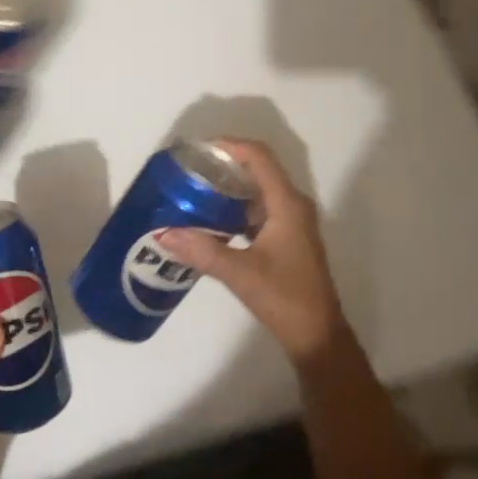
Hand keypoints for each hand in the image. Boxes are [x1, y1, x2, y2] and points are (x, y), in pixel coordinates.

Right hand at [159, 138, 345, 359]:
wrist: (315, 332)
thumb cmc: (284, 297)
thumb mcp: (238, 273)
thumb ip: (201, 250)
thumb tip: (162, 233)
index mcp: (287, 205)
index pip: (259, 158)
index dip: (230, 146)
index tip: (198, 148)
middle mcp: (292, 207)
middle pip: (258, 170)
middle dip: (224, 166)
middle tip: (188, 170)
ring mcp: (291, 224)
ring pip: (257, 192)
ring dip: (228, 188)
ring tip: (192, 191)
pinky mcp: (285, 239)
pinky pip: (257, 211)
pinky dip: (234, 209)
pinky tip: (209, 221)